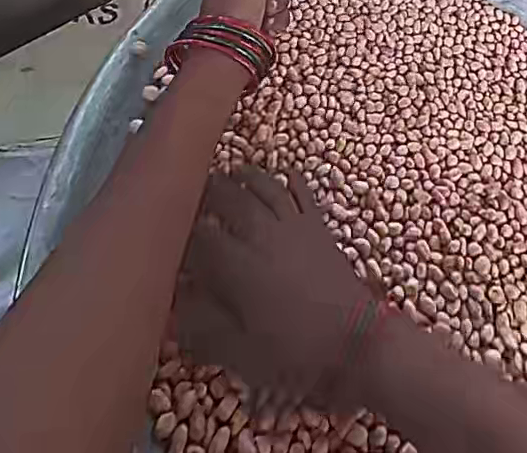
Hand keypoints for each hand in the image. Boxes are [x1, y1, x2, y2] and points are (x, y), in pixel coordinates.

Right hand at [175, 168, 370, 410]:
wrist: (356, 342)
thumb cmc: (296, 352)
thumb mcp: (243, 354)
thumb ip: (205, 327)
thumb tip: (175, 304)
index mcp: (240, 266)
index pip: (201, 238)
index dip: (183, 233)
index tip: (171, 234)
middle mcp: (264, 235)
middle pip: (232, 200)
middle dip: (209, 192)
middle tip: (194, 188)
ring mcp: (294, 225)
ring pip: (266, 188)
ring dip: (247, 177)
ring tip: (232, 172)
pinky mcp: (318, 225)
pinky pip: (302, 192)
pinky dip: (291, 179)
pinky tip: (285, 173)